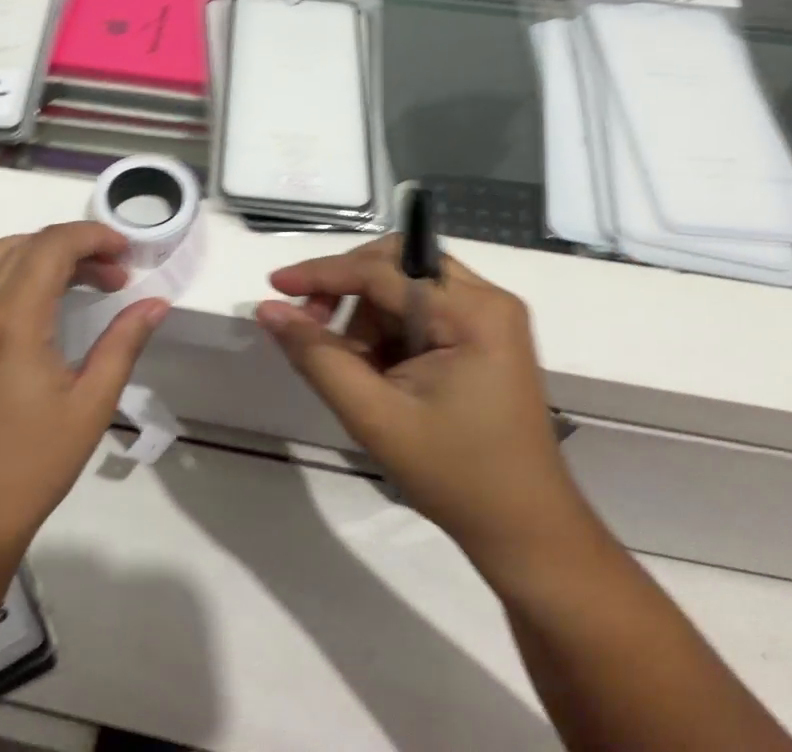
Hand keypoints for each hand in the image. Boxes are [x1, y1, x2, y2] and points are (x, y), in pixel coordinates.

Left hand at [0, 222, 170, 561]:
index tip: (127, 254)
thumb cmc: (36, 462)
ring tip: (72, 270)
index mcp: (15, 320)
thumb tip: (156, 303)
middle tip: (114, 277)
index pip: (52, 248)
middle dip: (74, 248)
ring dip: (33, 249)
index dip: (93, 237)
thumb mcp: (92, 404)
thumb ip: (123, 344)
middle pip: (25, 247)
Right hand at [255, 237, 586, 565]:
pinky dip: (387, 330)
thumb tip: (268, 309)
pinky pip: (421, 310)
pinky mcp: (484, 338)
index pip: (383, 270)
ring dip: (365, 314)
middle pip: (398, 264)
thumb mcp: (373, 416)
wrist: (523, 526)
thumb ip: (317, 356)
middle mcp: (488, 301)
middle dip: (347, 289)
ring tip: (351, 368)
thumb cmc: (453, 474)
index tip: (274, 285)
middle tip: (311, 327)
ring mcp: (490, 318)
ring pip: (406, 285)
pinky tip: (376, 371)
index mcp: (473, 314)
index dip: (322, 273)